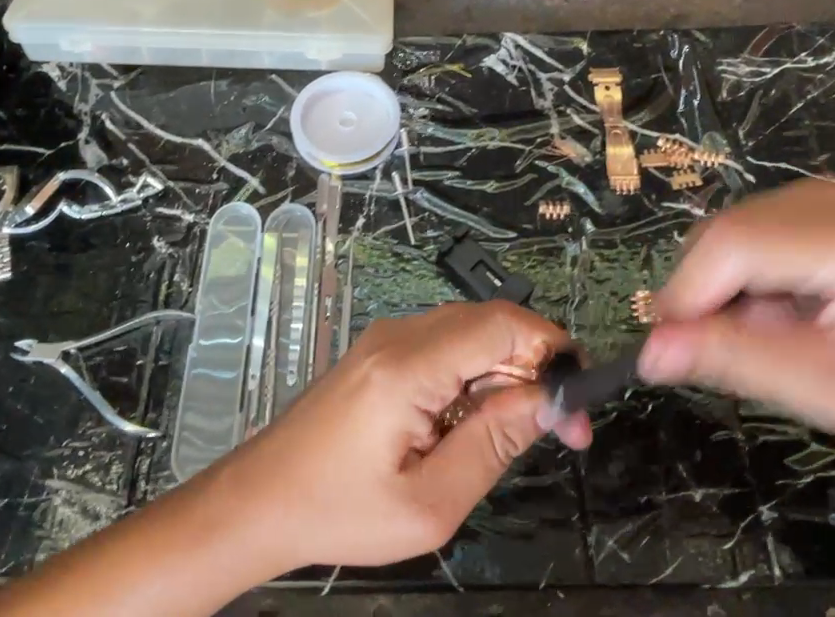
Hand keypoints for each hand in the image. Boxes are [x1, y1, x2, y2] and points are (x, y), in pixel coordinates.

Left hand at [197, 301, 588, 573]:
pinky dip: (475, 374)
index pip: (502, 324)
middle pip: (490, 323)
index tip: (576, 407)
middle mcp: (398, 336)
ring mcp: (385, 340)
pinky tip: (473, 422)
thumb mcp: (430, 502)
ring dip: (506, 372)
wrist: (259, 500)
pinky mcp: (379, 353)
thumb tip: (551, 402)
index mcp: (408, 366)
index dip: (551, 352)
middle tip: (561, 430)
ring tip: (518, 433)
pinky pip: (444, 346)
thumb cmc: (339, 511)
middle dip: (535, 367)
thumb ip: (494, 444)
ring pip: (470, 332)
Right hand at [638, 178, 834, 438]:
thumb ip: (729, 361)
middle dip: (702, 291)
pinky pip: (739, 227)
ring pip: (723, 228)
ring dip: (717, 282)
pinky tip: (766, 300)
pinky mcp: (810, 197)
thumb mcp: (814, 387)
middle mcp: (831, 197)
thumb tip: (647, 353)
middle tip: (715, 346)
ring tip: (756, 326)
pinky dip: (733, 270)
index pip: (734, 244)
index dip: (687, 291)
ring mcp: (822, 191)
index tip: (667, 344)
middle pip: (724, 231)